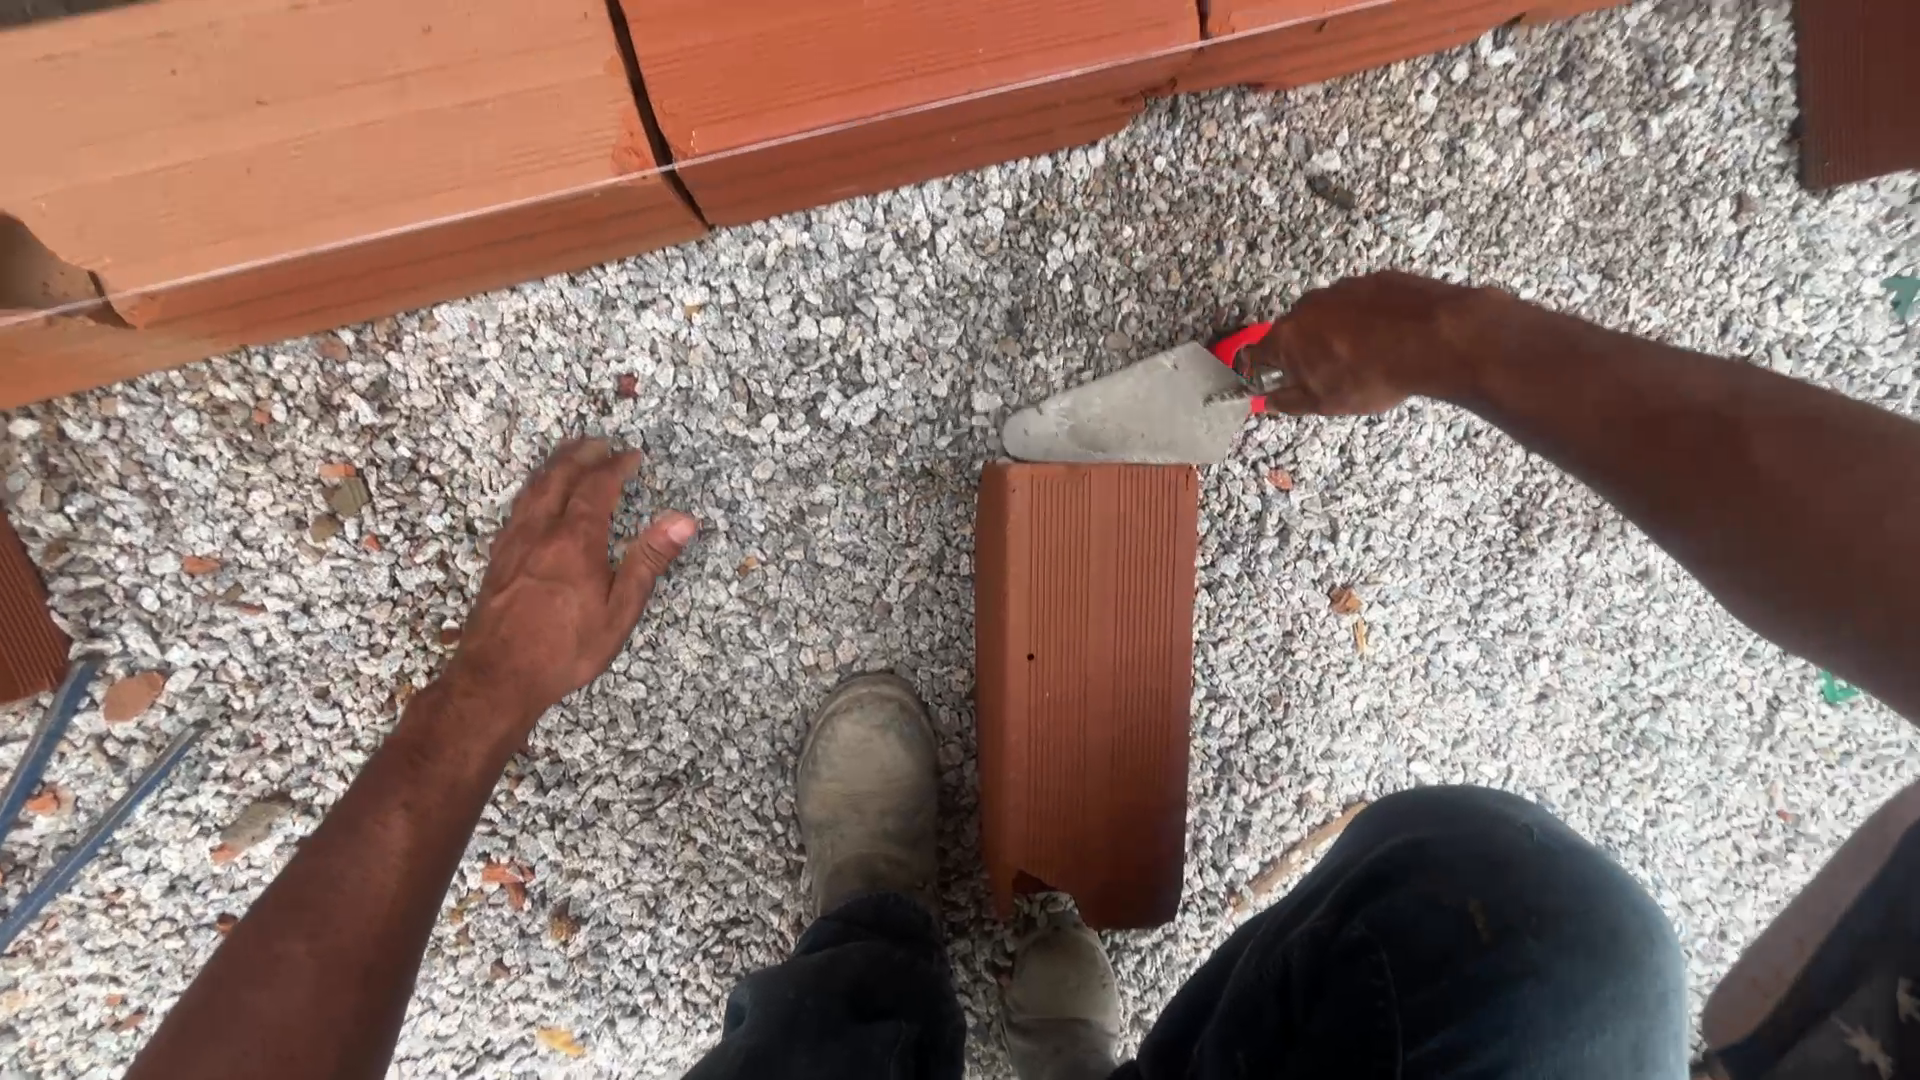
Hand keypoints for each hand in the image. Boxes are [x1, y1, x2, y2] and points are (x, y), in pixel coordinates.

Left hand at [443, 439, 696, 728]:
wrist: (496, 678)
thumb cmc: (566, 648)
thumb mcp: (620, 609)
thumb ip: (649, 559)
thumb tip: (683, 519)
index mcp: (574, 541)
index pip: (596, 488)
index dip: (616, 467)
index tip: (633, 456)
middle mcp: (539, 533)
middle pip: (557, 478)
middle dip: (581, 455)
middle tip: (600, 442)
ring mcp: (513, 544)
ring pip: (532, 489)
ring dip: (553, 465)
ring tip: (568, 454)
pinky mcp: (498, 560)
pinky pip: (517, 507)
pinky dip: (534, 488)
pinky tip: (537, 497)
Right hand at [1241, 271, 1486, 414]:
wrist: (1436, 339)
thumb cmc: (1373, 374)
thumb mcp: (1324, 402)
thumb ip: (1289, 401)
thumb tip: (1269, 401)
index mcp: (1287, 337)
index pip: (1255, 353)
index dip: (1258, 369)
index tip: (1268, 380)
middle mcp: (1307, 306)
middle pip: (1292, 331)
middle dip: (1302, 351)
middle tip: (1324, 373)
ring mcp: (1343, 288)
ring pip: (1327, 314)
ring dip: (1335, 333)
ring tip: (1362, 355)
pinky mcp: (1377, 278)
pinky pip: (1360, 302)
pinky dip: (1365, 318)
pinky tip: (1385, 337)